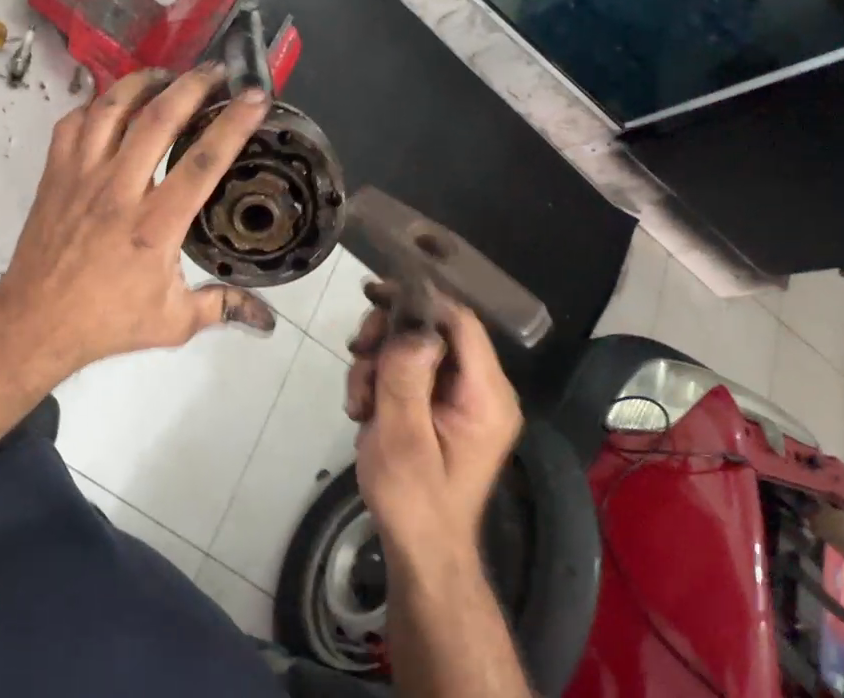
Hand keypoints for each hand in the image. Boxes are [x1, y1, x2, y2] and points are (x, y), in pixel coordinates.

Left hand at [0, 65, 277, 376]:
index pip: (203, 161)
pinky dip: (94, 105)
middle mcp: (119, 189)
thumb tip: (265, 317)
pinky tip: (111, 104)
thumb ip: (221, 307)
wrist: (36, 321)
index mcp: (155, 224)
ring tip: (166, 73)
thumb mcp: (173, 322)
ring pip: (111, 110)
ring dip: (142, 83)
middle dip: (192, 85)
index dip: (233, 123)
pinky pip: (73, 123)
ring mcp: (82, 176)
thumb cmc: (106, 322)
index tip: (254, 95)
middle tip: (215, 70)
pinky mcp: (54, 175)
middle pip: (158, 118)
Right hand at [345, 285, 521, 550]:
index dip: (421, 301)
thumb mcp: (402, 438)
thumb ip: (406, 379)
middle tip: (356, 355)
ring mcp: (459, 398)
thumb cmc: (414, 498)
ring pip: (412, 349)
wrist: (419, 548)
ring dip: (376, 364)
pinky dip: (379, 382)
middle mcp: (480, 389)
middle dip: (388, 339)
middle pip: (433, 331)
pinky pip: (407, 372)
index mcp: (487, 395)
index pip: (462, 324)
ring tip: (359, 402)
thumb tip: (413, 329)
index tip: (375, 294)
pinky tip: (363, 410)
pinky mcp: (438, 406)